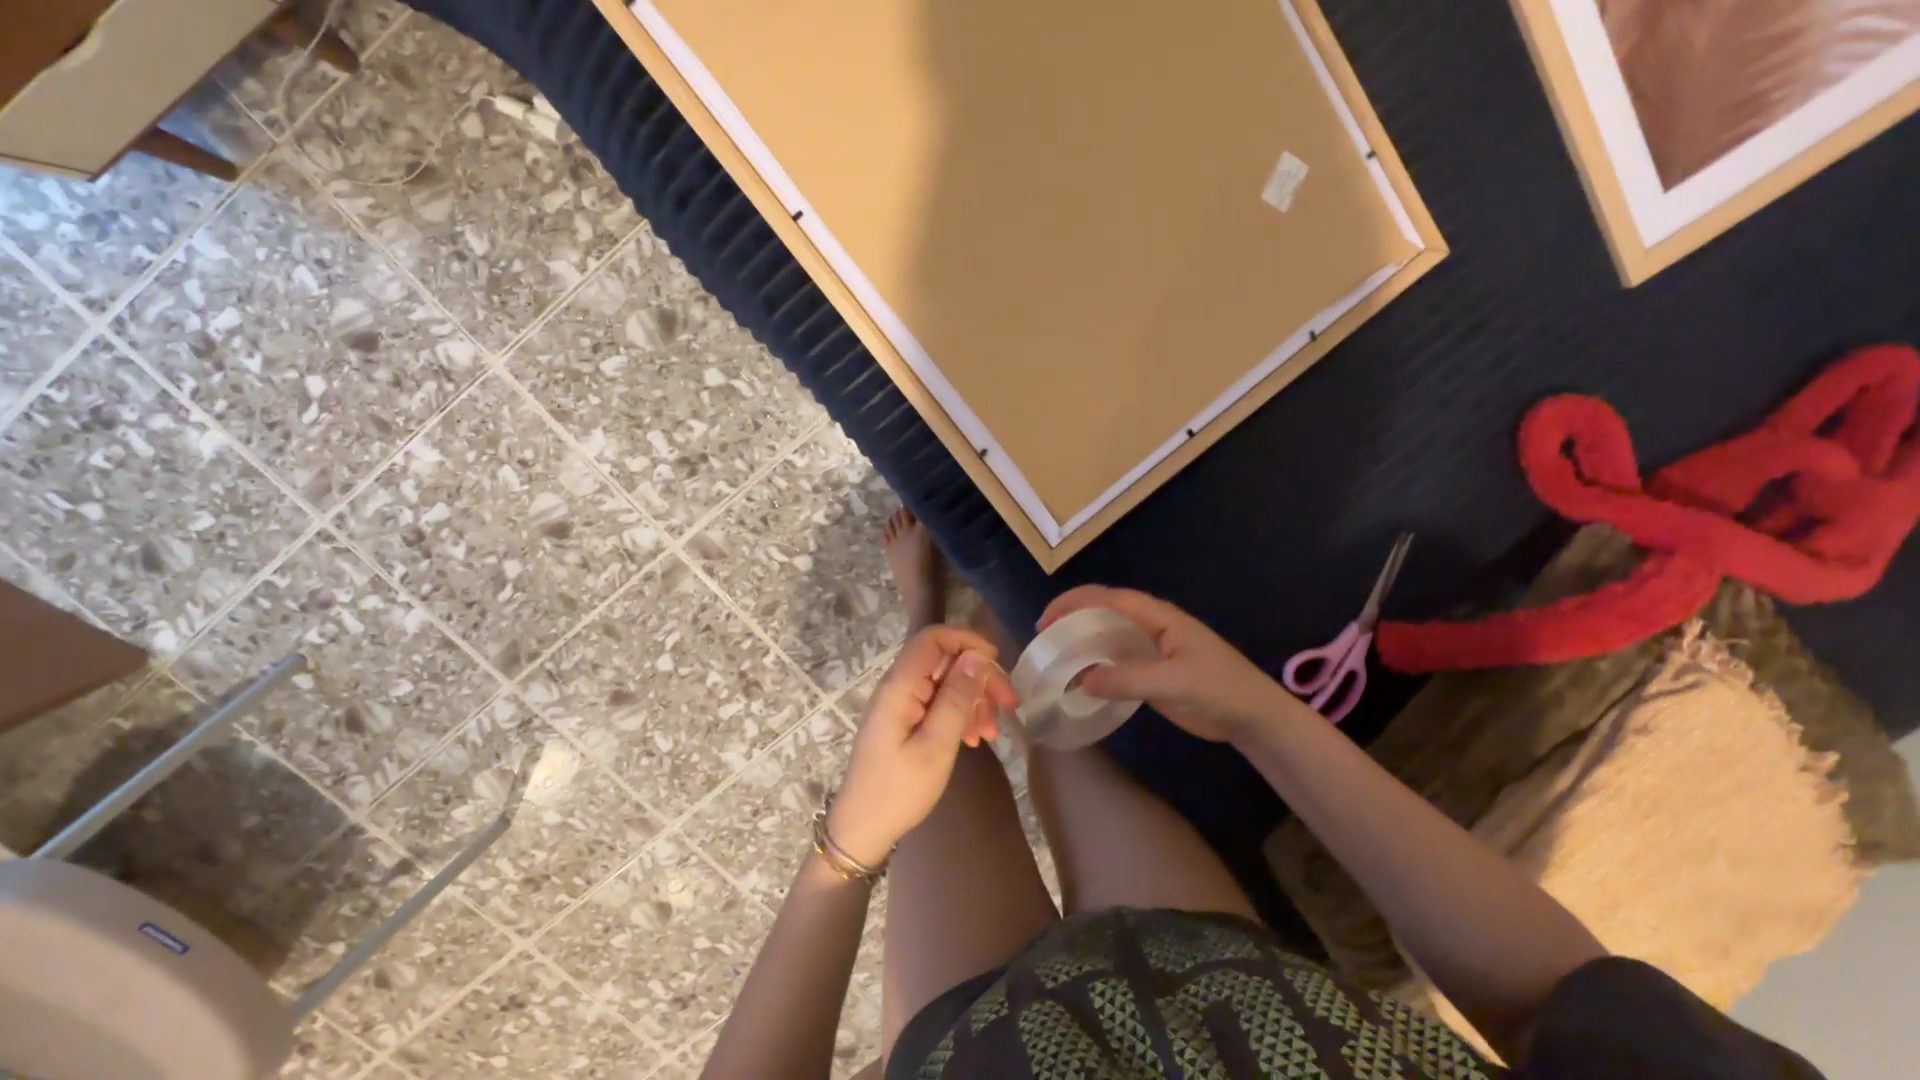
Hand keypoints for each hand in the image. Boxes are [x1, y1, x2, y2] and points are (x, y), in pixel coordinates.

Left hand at [827, 625, 1018, 866]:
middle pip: (944, 661)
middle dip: (979, 677)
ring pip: (945, 683)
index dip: (968, 640)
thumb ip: (957, 698)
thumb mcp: (936, 746)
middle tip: (1010, 705)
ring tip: (992, 732)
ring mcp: (900, 705)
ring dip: (974, 700)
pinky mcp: (904, 722)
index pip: (933, 638)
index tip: (998, 662)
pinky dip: (960, 714)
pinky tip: (975, 738)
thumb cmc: (899, 790)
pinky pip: (937, 704)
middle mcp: (898, 687)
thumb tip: (975, 658)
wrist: (863, 829)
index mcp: (900, 686)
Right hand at [1038, 586, 1293, 743]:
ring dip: (1081, 646)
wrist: (1251, 716)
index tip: (1046, 622)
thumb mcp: (1175, 682)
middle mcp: (1149, 628)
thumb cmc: (1220, 689)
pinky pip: (1115, 665)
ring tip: (1053, 661)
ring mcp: (1150, 651)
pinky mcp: (1151, 674)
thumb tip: (1082, 679)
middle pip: (1103, 613)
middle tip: (1043, 641)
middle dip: (1071, 620)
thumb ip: (1129, 678)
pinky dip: (1094, 670)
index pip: (1108, 599)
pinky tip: (1078, 684)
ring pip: (1107, 639)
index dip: (1074, 604)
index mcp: (1158, 617)